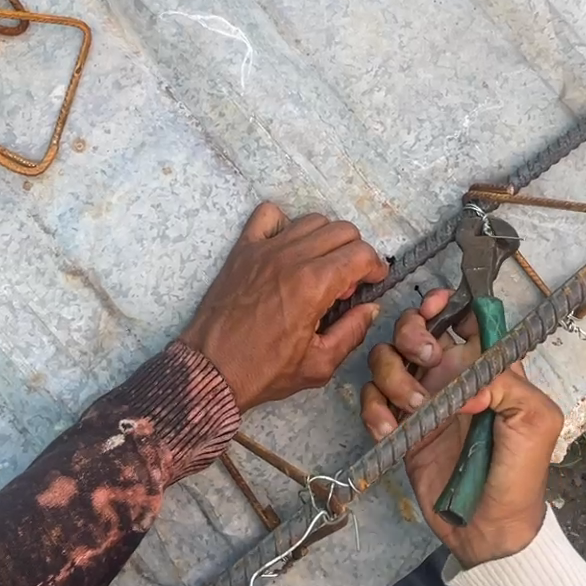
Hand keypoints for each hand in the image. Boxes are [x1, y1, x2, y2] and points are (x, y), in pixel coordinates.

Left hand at [181, 202, 388, 410]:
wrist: (210, 370)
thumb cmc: (263, 371)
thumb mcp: (319, 364)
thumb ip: (352, 332)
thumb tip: (370, 308)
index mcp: (314, 285)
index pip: (362, 254)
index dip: (375, 268)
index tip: (371, 283)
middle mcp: (291, 258)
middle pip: (342, 231)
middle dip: (355, 253)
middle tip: (345, 283)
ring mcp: (264, 249)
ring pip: (312, 220)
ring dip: (325, 239)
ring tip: (318, 268)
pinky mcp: (243, 249)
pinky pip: (268, 214)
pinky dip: (284, 223)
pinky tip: (287, 248)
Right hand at [360, 288, 561, 565]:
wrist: (487, 531)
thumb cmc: (521, 476)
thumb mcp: (536, 422)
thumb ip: (507, 382)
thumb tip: (463, 375)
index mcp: (484, 366)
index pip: (462, 317)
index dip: (446, 303)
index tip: (437, 306)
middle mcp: (449, 374)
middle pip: (413, 327)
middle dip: (410, 333)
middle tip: (425, 360)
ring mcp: (420, 399)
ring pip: (385, 358)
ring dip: (392, 376)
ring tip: (414, 409)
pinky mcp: (398, 426)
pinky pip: (371, 400)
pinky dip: (374, 410)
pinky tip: (391, 432)